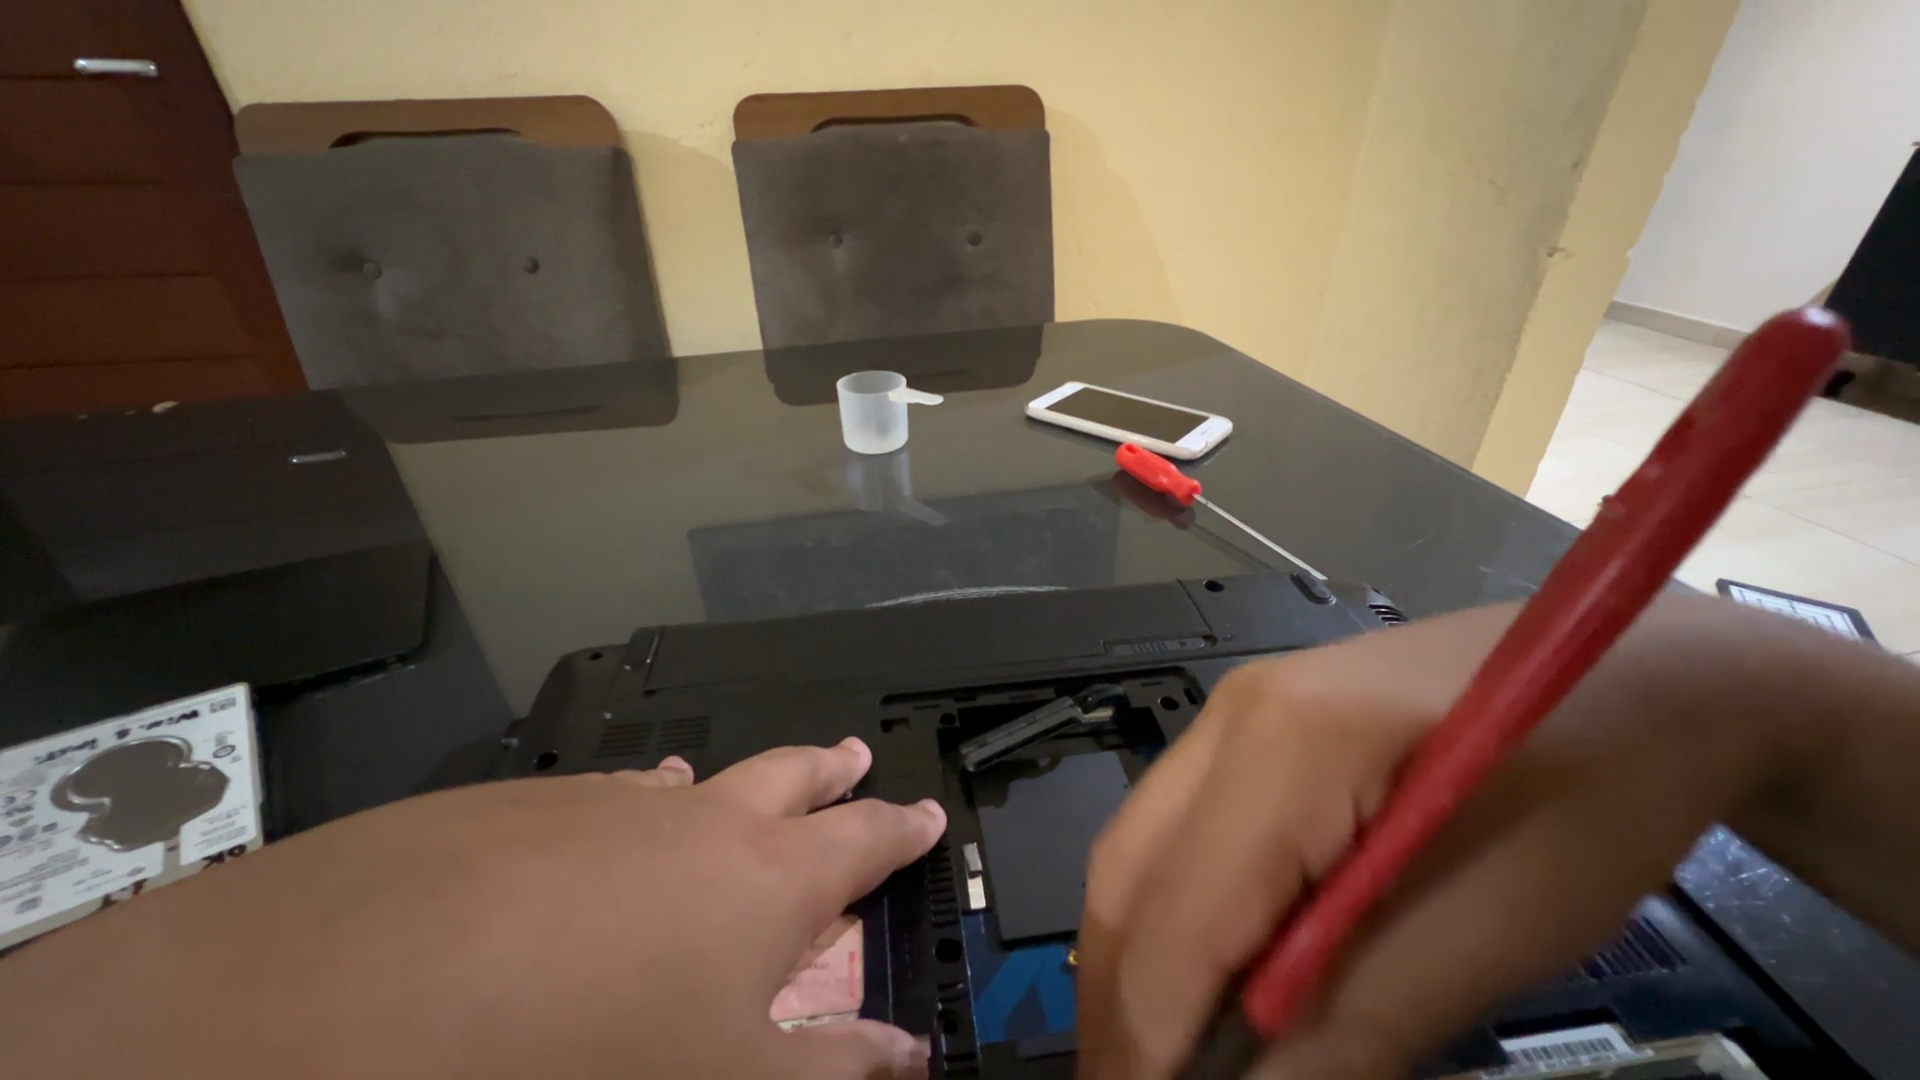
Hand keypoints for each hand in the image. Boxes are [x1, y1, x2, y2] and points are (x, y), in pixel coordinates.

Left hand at [0, 739, 944, 1079]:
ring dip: (730, 781)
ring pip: (695, 778)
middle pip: (789, 775)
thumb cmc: (590, 1057)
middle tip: (855, 754)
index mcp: (764, 878)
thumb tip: (908, 1055)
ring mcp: (613, 802)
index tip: (924, 810)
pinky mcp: (528, 806)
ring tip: (740, 783)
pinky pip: (609, 793)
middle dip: (831, 769)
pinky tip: (616, 814)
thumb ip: (829, 1068)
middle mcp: (701, 817)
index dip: (900, 827)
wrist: (363, 1001)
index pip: (862, 839)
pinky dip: (636, 800)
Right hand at [1077, 595, 1829, 1078]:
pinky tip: (1202, 972)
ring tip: (1157, 1051)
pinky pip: (1178, 833)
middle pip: (1128, 872)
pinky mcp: (1248, 730)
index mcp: (1287, 743)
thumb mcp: (1494, 928)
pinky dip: (1175, 916)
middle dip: (1117, 1001)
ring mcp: (1231, 713)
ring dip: (1138, 960)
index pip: (1185, 911)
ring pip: (1139, 851)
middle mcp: (1228, 714)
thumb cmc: (1592, 795)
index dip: (1149, 1034)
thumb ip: (1359, 1021)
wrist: (1642, 673)